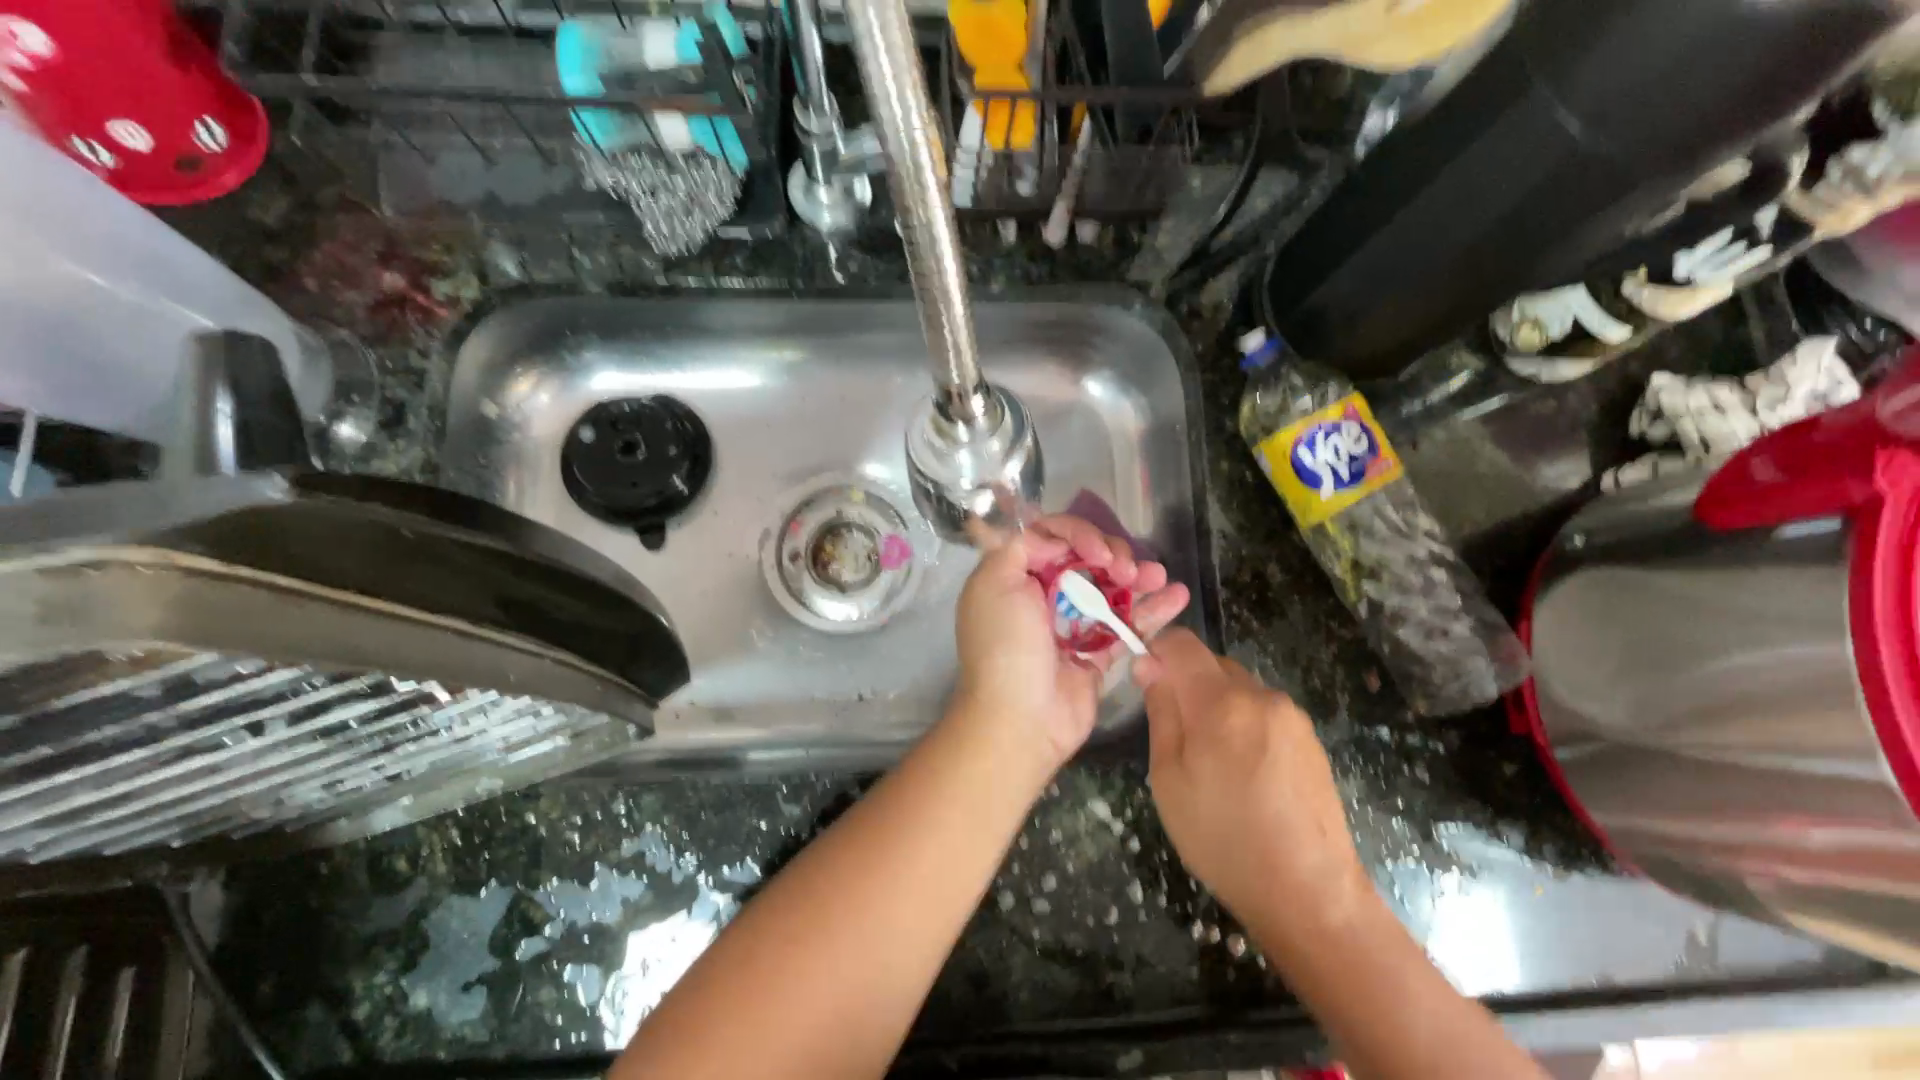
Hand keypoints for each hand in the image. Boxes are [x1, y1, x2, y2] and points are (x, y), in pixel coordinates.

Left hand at [952, 515, 1189, 771]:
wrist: (1019, 719)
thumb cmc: (1005, 647)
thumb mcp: (994, 583)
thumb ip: (1021, 548)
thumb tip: (1056, 541)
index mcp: (1013, 577)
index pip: (1050, 536)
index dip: (1078, 534)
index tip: (1096, 552)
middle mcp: (1041, 597)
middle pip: (1084, 559)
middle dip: (1112, 555)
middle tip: (1125, 570)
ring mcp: (1071, 626)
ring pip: (1109, 589)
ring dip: (1137, 577)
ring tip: (1159, 576)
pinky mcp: (1097, 655)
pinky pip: (1126, 624)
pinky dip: (1152, 610)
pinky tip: (1177, 595)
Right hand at [1135, 630, 1368, 932]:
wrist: (1308, 890)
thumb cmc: (1222, 839)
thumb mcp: (1169, 779)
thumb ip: (1161, 714)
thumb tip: (1150, 665)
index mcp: (1220, 703)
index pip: (1181, 643)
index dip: (1156, 652)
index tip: (1144, 684)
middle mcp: (1260, 696)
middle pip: (1212, 665)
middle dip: (1187, 685)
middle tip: (1176, 738)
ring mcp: (1292, 717)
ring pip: (1239, 691)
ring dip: (1218, 708)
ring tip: (1213, 765)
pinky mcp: (1311, 739)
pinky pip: (1264, 714)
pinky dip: (1245, 728)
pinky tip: (1245, 777)